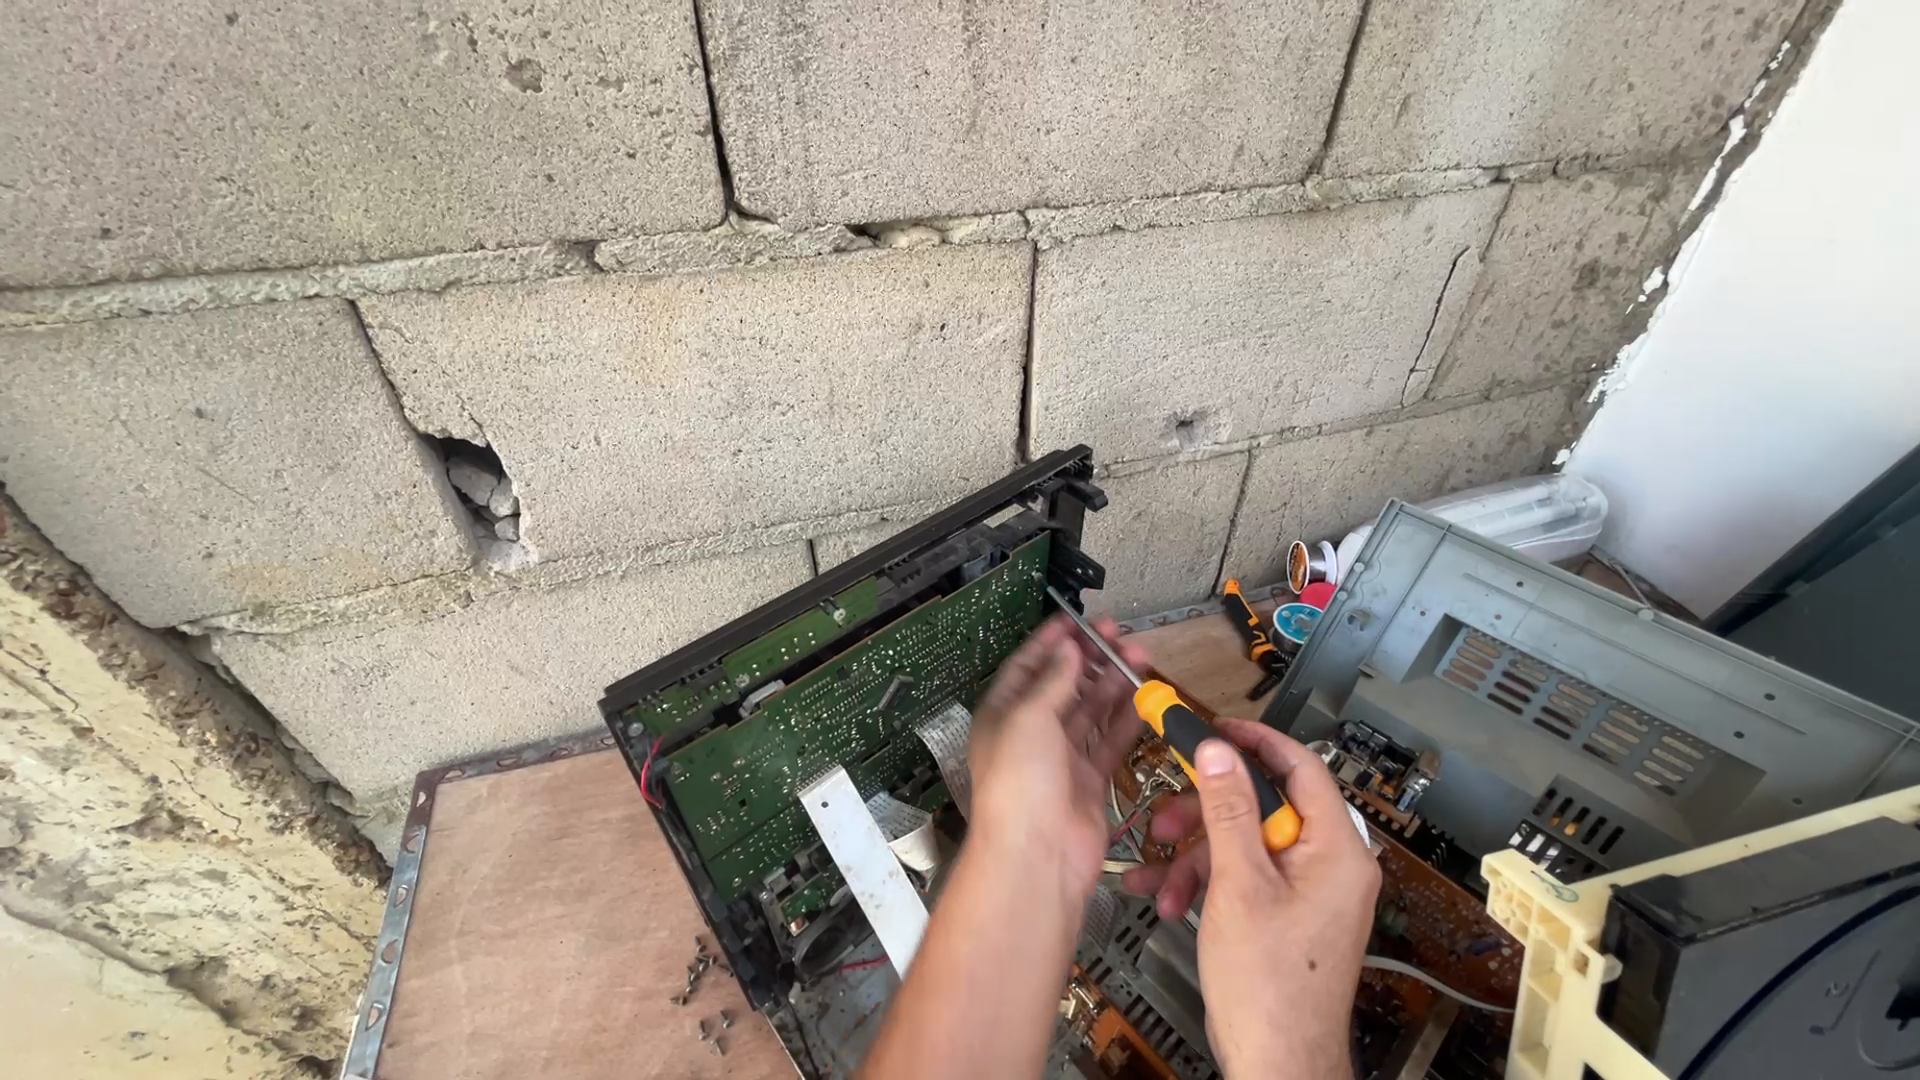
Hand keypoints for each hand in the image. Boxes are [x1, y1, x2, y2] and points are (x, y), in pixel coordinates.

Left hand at [967, 613, 1149, 899]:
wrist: (1038, 855)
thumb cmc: (1019, 782)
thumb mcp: (1028, 717)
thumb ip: (1053, 681)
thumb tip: (1068, 649)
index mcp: (1003, 714)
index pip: (1027, 667)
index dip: (1051, 642)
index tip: (1076, 619)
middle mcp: (1030, 733)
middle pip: (1063, 685)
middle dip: (1089, 658)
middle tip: (1117, 634)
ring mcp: (1061, 758)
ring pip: (1090, 710)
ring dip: (1112, 682)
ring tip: (1139, 655)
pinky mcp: (1089, 780)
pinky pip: (1109, 740)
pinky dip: (1126, 718)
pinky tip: (1143, 695)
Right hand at [1121, 719, 1379, 1079]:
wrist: (1274, 1064)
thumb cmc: (1267, 982)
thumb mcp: (1238, 883)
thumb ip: (1228, 809)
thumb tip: (1217, 749)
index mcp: (1335, 849)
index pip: (1300, 768)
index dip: (1254, 741)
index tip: (1211, 729)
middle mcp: (1326, 862)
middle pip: (1261, 804)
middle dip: (1204, 810)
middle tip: (1164, 809)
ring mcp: (1304, 888)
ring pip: (1242, 839)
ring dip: (1193, 852)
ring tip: (1156, 874)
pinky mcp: (1281, 909)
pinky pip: (1240, 873)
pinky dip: (1203, 880)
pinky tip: (1167, 899)